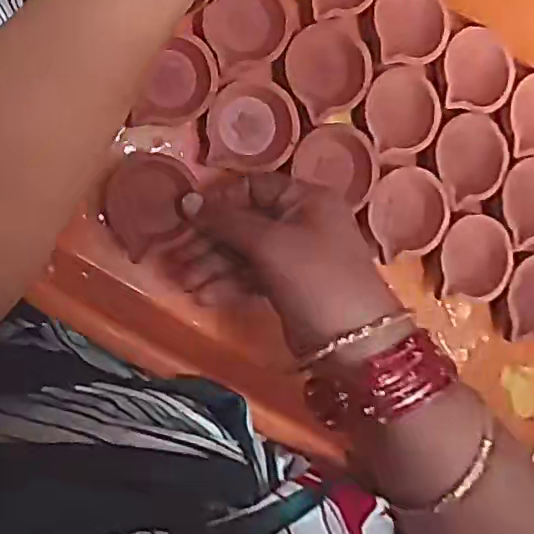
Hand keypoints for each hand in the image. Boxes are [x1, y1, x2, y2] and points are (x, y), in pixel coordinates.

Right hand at [167, 173, 404, 354]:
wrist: (357, 346)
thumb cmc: (316, 279)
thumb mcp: (270, 243)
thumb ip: (226, 221)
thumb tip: (186, 200)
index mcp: (305, 198)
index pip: (251, 187)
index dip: (217, 201)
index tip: (186, 218)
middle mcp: (300, 220)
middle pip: (243, 221)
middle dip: (208, 240)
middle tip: (177, 256)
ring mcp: (293, 254)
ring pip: (243, 250)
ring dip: (212, 265)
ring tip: (184, 282)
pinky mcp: (286, 283)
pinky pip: (250, 274)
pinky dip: (227, 282)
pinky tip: (203, 296)